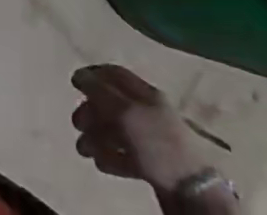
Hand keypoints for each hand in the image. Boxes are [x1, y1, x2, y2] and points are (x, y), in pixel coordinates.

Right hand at [71, 65, 210, 191]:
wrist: (192, 192)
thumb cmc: (157, 144)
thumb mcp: (126, 113)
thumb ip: (101, 92)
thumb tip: (79, 75)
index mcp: (146, 94)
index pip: (116, 74)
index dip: (93, 74)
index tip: (73, 83)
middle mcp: (148, 112)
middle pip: (112, 104)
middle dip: (91, 112)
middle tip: (77, 124)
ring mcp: (151, 140)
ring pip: (116, 131)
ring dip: (97, 138)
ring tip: (84, 149)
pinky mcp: (151, 165)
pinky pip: (125, 155)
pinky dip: (111, 157)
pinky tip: (101, 163)